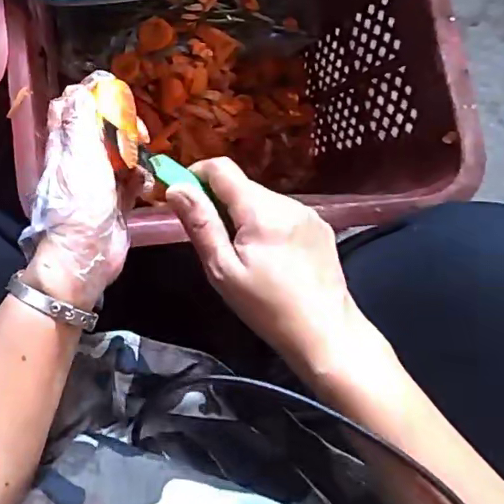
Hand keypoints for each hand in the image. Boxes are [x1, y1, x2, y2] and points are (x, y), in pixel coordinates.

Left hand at [19, 75, 131, 304]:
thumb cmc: (79, 203)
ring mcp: (97, 181)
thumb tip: (82, 87)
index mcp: (63, 145)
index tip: (116, 92)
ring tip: (142, 157)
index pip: (71, 106)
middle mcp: (78, 159)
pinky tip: (143, 183)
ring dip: (134, 152)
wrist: (85, 256)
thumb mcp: (78, 154)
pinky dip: (140, 178)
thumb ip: (80, 120)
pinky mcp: (115, 201)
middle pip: (101, 127)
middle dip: (122, 124)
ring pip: (119, 152)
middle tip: (138, 132)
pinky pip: (132, 180)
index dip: (91, 94)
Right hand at [166, 158, 408, 413]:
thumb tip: (176, 187)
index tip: (183, 198)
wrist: (328, 335)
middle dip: (218, 201)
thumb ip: (200, 223)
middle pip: (240, 184)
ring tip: (242, 253)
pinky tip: (268, 256)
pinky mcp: (319, 225)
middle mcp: (286, 202)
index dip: (195, 175)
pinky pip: (280, 212)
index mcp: (261, 211)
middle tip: (211, 239)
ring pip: (259, 198)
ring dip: (242, 214)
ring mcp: (307, 212)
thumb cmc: (267, 308)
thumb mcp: (222, 270)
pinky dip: (264, 223)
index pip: (221, 168)